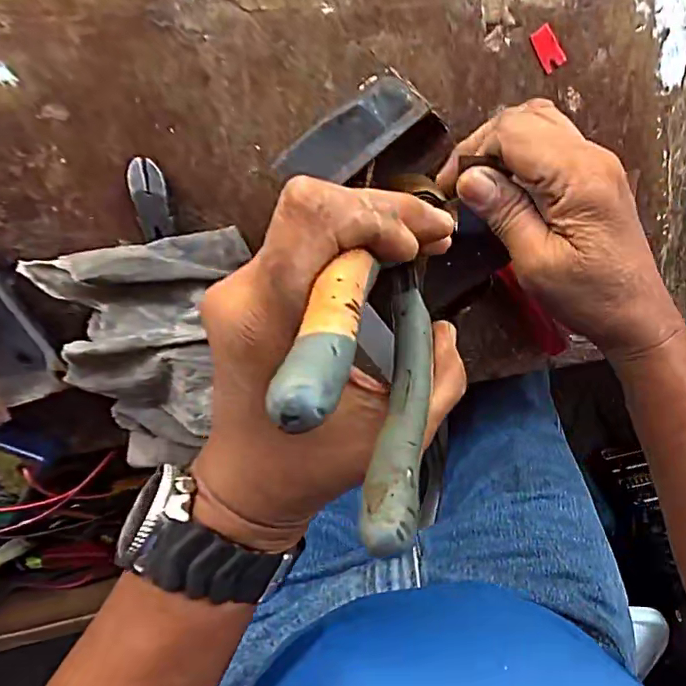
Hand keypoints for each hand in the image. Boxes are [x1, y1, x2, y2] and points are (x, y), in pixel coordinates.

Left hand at [189, 177, 467, 551]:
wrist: (250, 481)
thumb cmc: (317, 464)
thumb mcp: (397, 430)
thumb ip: (440, 376)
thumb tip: (444, 327)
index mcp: (272, 319)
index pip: (311, 218)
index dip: (377, 218)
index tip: (417, 253)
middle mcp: (245, 290)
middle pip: (314, 204)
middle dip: (387, 212)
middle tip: (437, 236)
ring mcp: (241, 286)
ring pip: (310, 217)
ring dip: (373, 222)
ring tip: (422, 243)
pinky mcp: (250, 290)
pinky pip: (305, 242)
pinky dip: (355, 240)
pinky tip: (390, 257)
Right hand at [436, 100, 685, 362]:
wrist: (637, 317)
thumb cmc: (597, 298)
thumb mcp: (538, 263)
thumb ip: (504, 213)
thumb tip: (469, 178)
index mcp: (580, 177)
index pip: (512, 130)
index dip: (472, 151)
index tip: (451, 184)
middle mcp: (594, 160)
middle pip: (524, 119)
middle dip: (485, 145)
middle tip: (462, 183)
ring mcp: (600, 166)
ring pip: (540, 124)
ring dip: (505, 146)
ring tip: (485, 184)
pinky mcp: (599, 177)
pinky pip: (556, 145)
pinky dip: (527, 156)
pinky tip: (513, 188)